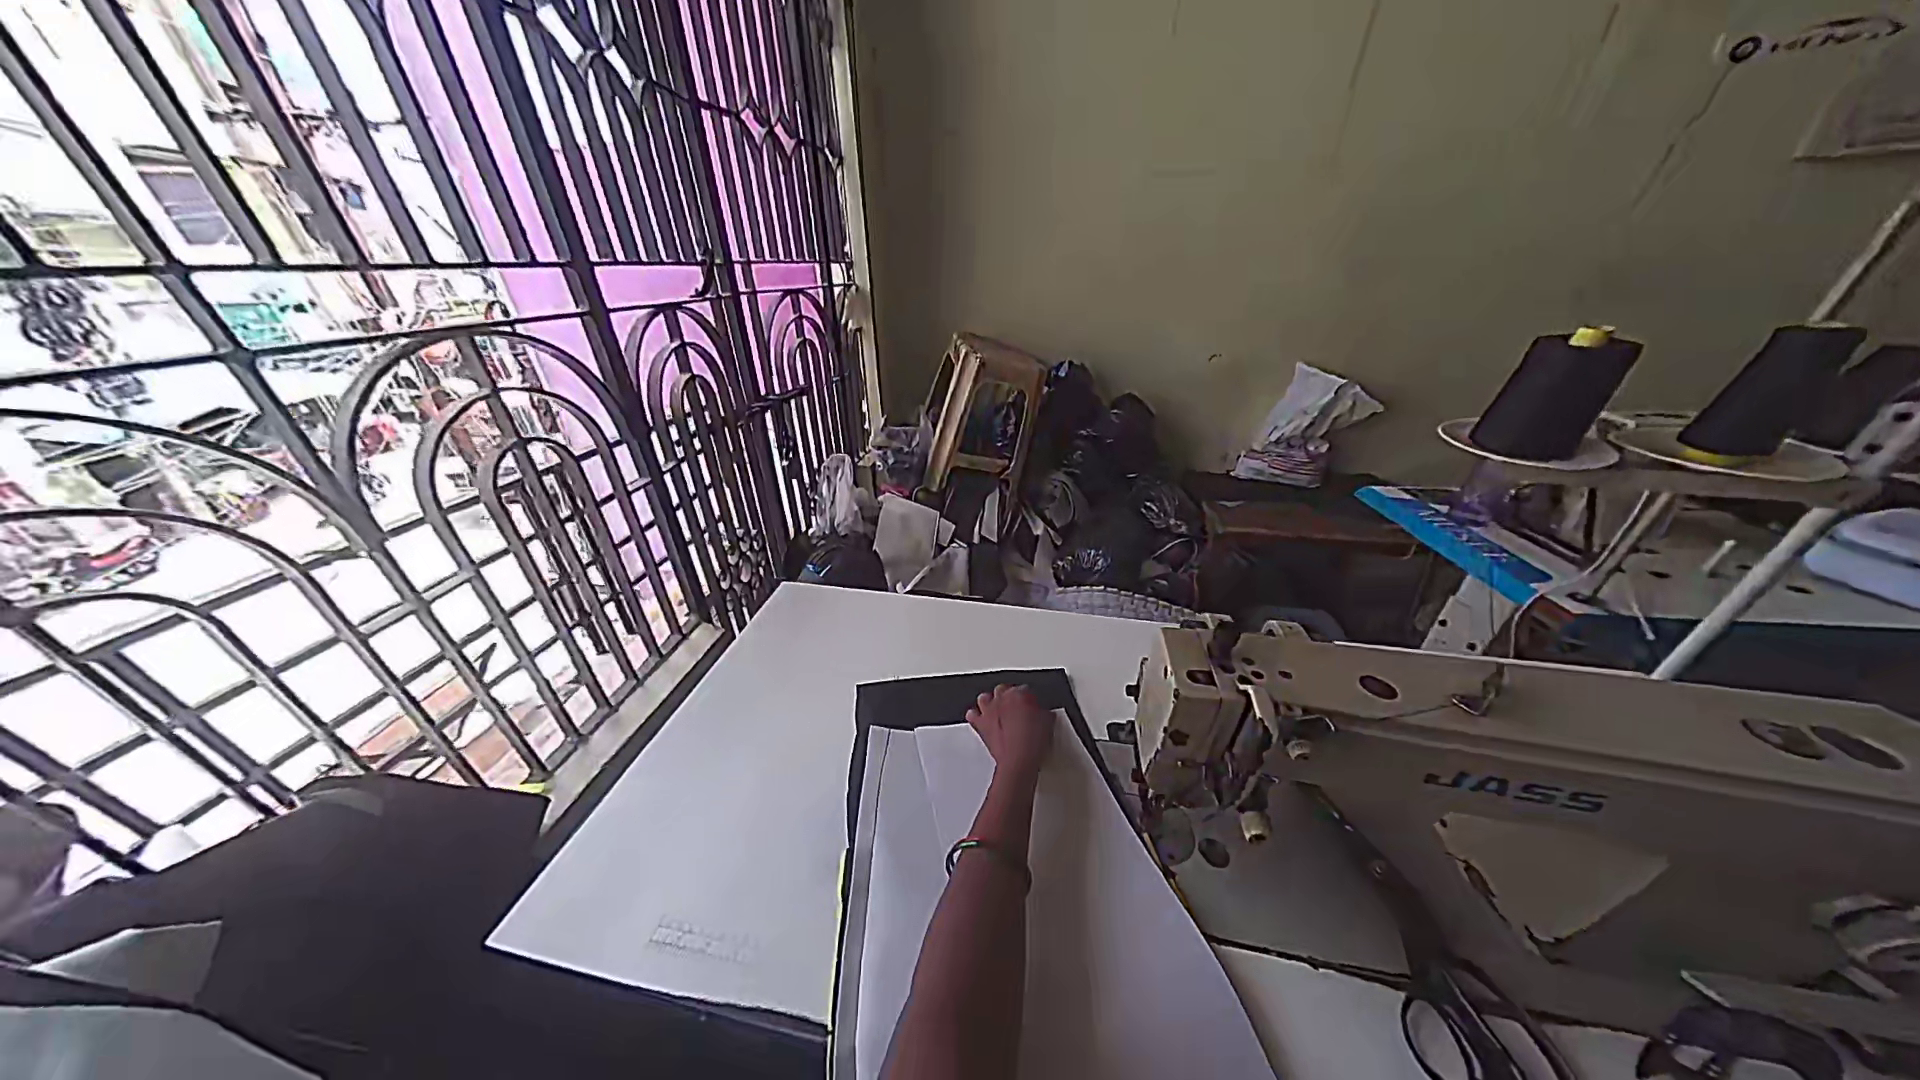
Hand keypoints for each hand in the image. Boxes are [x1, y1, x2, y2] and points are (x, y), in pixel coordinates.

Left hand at [966, 684, 1053, 782]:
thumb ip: (1043, 712)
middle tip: (1017, 707)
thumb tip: (1043, 714)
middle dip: (1009, 696)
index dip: (1029, 698)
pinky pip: (972, 715)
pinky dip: (976, 716)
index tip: (1032, 705)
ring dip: (991, 702)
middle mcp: (1001, 699)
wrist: (1018, 761)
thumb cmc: (1032, 743)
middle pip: (1003, 689)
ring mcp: (989, 711)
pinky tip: (983, 719)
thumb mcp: (1047, 723)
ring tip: (998, 710)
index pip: (1024, 689)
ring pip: (984, 698)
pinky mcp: (980, 725)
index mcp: (1019, 694)